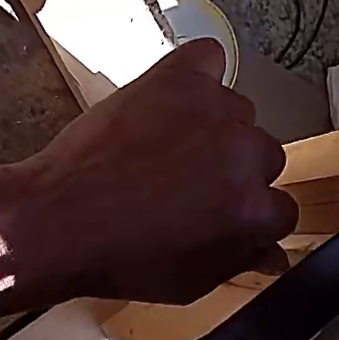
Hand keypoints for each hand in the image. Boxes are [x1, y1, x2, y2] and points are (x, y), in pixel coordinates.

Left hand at [0, 39, 297, 303]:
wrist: (57, 218)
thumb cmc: (115, 254)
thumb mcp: (188, 281)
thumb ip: (238, 262)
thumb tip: (270, 253)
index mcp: (251, 209)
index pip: (281, 209)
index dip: (251, 216)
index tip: (229, 213)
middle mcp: (243, 153)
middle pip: (265, 156)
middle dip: (234, 172)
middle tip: (191, 182)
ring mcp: (212, 110)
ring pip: (237, 113)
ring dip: (213, 128)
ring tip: (167, 147)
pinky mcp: (176, 78)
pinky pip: (208, 58)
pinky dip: (198, 74)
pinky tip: (177, 96)